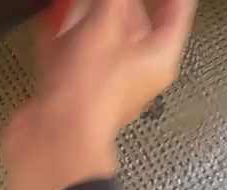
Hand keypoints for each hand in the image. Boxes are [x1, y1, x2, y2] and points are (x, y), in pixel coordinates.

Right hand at [0, 0, 194, 189]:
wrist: (51, 138)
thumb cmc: (89, 94)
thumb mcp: (105, 23)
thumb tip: (109, 0)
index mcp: (158, 58)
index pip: (176, 7)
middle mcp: (134, 76)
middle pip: (135, 25)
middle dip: (118, 1)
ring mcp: (101, 88)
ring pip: (100, 42)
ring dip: (88, 16)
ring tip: (77, 1)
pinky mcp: (72, 97)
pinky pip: (72, 60)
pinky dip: (64, 39)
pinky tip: (53, 19)